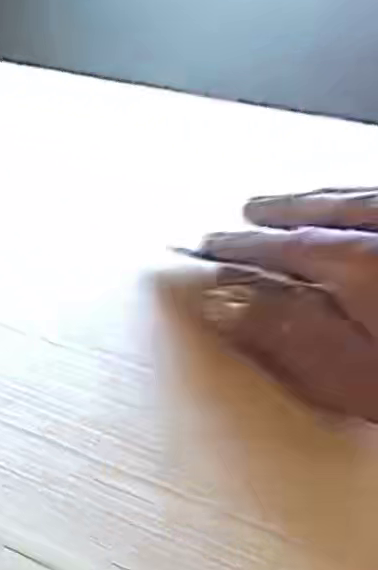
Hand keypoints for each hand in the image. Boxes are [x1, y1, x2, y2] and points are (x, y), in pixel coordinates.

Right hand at [197, 190, 377, 419]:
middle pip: (356, 208)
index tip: (208, 245)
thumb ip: (281, 328)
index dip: (242, 246)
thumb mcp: (347, 372)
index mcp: (370, 266)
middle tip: (257, 208)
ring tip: (325, 199)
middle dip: (301, 207)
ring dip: (355, 196)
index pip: (288, 247)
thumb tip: (220, 295)